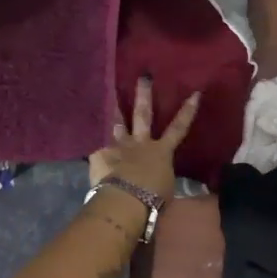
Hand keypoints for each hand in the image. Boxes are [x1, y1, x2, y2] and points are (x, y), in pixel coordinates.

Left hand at [89, 77, 199, 198]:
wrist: (126, 201)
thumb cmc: (153, 199)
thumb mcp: (167, 190)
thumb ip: (165, 180)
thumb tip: (168, 184)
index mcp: (161, 152)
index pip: (178, 128)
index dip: (187, 111)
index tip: (195, 93)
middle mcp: (140, 144)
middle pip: (143, 115)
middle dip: (144, 95)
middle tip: (144, 76)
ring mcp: (119, 147)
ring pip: (116, 122)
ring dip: (112, 107)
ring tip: (107, 89)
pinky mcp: (99, 154)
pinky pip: (94, 140)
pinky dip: (89, 133)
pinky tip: (81, 126)